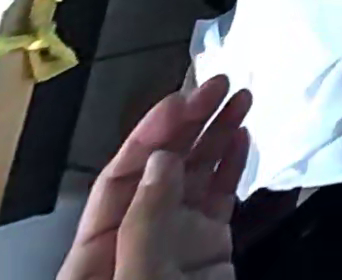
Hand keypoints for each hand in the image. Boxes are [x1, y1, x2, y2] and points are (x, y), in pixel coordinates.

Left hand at [58, 75, 252, 279]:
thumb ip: (146, 222)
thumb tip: (163, 156)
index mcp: (98, 257)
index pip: (120, 182)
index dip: (149, 135)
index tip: (183, 99)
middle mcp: (135, 241)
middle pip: (161, 170)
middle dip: (189, 124)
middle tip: (221, 84)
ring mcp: (175, 243)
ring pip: (195, 176)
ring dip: (217, 134)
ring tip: (242, 96)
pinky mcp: (210, 248)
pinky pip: (220, 197)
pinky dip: (232, 164)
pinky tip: (243, 136)